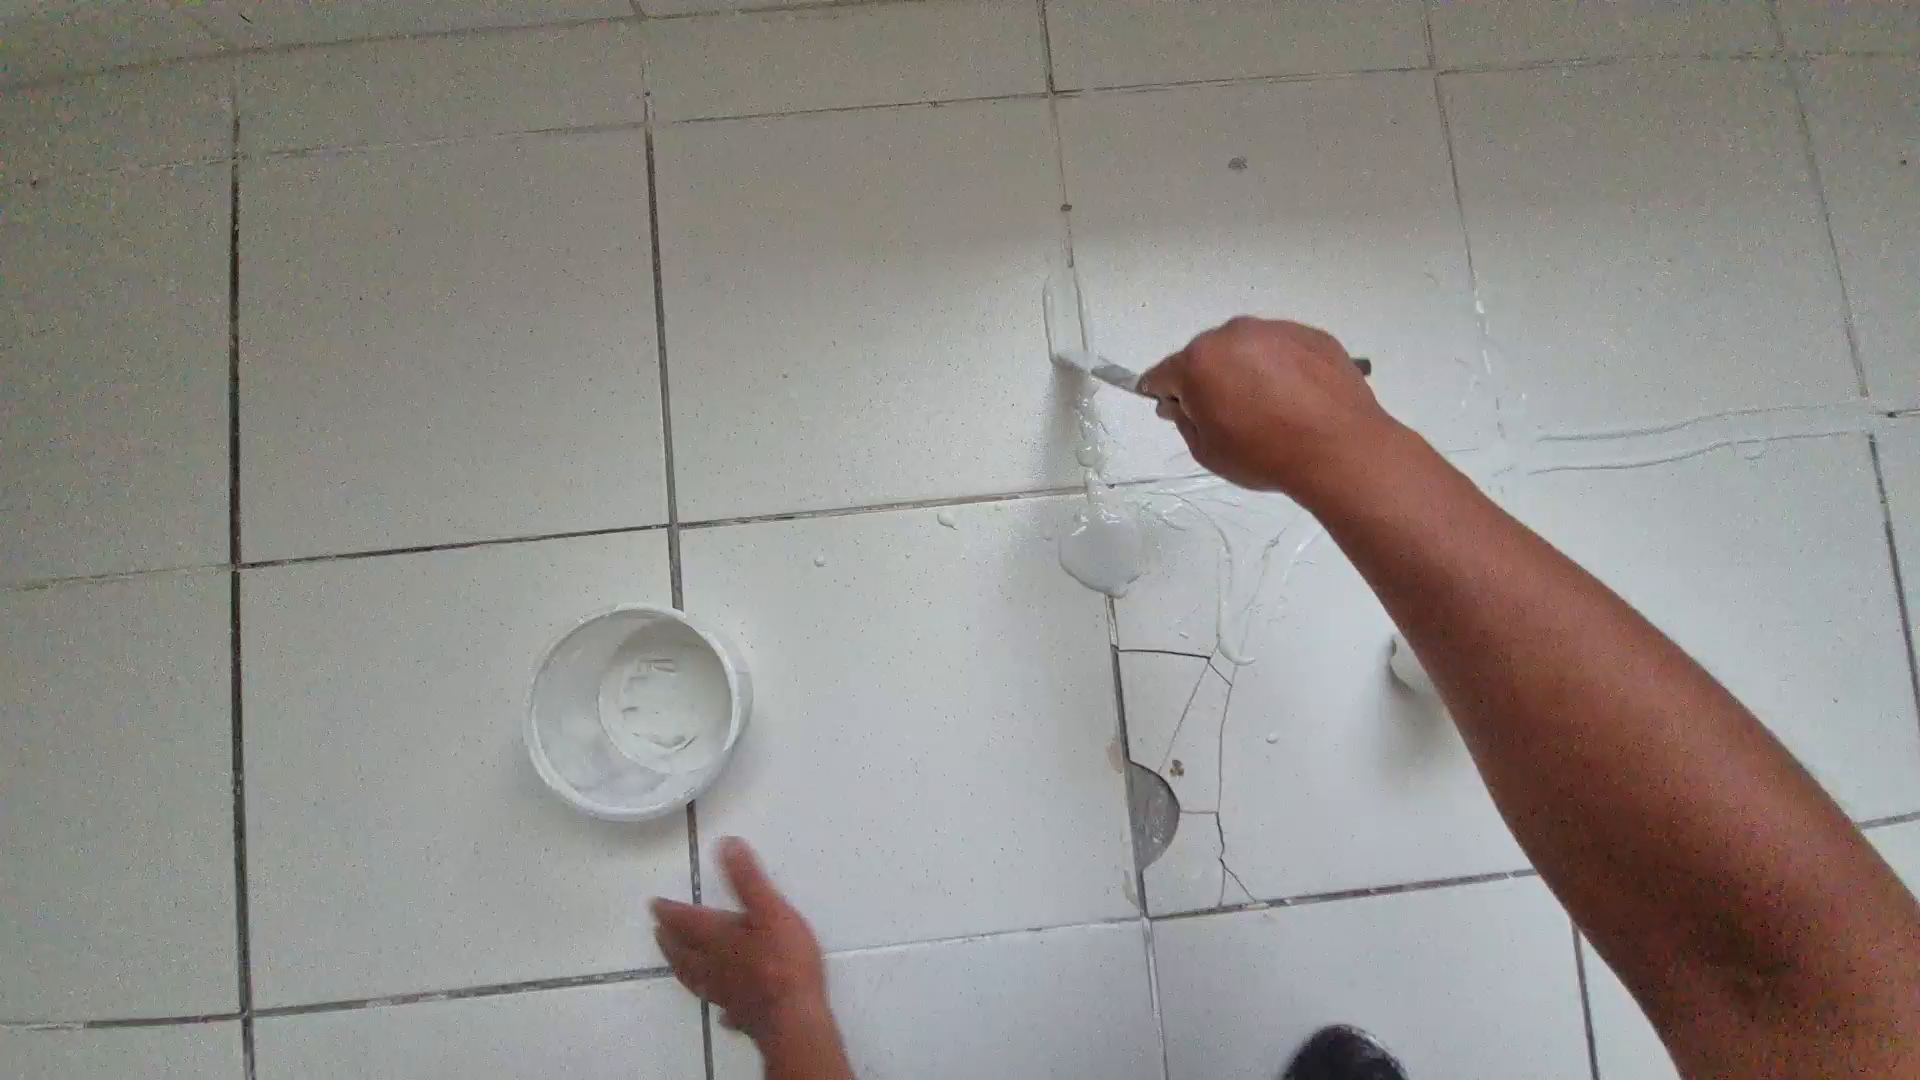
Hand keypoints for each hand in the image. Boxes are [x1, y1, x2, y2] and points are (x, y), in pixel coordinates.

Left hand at [652, 838, 832, 1042]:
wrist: (792, 1016)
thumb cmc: (782, 958)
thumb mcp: (769, 907)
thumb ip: (747, 877)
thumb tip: (725, 844)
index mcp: (718, 938)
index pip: (686, 922)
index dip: (670, 911)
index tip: (653, 903)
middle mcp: (714, 966)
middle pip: (684, 952)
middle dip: (670, 939)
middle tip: (658, 930)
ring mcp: (725, 993)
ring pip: (695, 978)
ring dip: (683, 966)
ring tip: (677, 960)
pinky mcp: (742, 1013)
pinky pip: (721, 1006)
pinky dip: (718, 1002)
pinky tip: (722, 1008)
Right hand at [1137, 317, 1398, 500]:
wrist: (1338, 449)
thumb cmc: (1262, 454)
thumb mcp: (1206, 451)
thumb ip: (1184, 421)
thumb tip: (1180, 404)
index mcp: (1198, 362)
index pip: (1162, 374)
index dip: (1160, 393)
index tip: (1169, 409)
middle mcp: (1232, 334)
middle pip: (1204, 356)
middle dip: (1205, 380)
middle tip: (1224, 415)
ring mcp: (1274, 330)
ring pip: (1243, 348)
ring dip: (1243, 370)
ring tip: (1265, 407)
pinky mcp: (1310, 334)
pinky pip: (1280, 349)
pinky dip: (1278, 367)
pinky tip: (1293, 398)